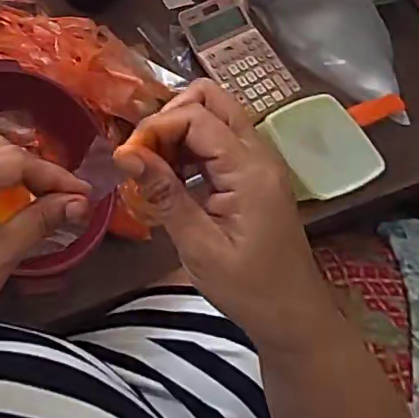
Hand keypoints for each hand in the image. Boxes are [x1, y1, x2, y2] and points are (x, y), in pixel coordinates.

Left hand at [0, 136, 90, 333]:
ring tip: (53, 196)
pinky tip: (23, 198)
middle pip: (3, 152)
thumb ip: (41, 220)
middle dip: (40, 171)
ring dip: (23, 173)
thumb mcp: (2, 252)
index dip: (55, 175)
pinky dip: (4, 180)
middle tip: (72, 197)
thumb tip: (79, 203)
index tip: (86, 194)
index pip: (16, 161)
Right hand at [116, 81, 338, 351]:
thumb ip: (163, 194)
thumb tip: (123, 154)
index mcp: (250, 171)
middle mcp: (258, 154)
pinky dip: (186, 142)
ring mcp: (257, 161)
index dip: (156, 127)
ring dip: (176, 127)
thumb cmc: (248, 289)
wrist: (295, 319)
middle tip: (144, 151)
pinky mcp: (251, 172)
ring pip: (212, 112)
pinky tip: (170, 173)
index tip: (129, 157)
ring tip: (153, 163)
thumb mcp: (198, 245)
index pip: (196, 117)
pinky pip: (215, 136)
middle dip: (168, 114)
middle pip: (211, 98)